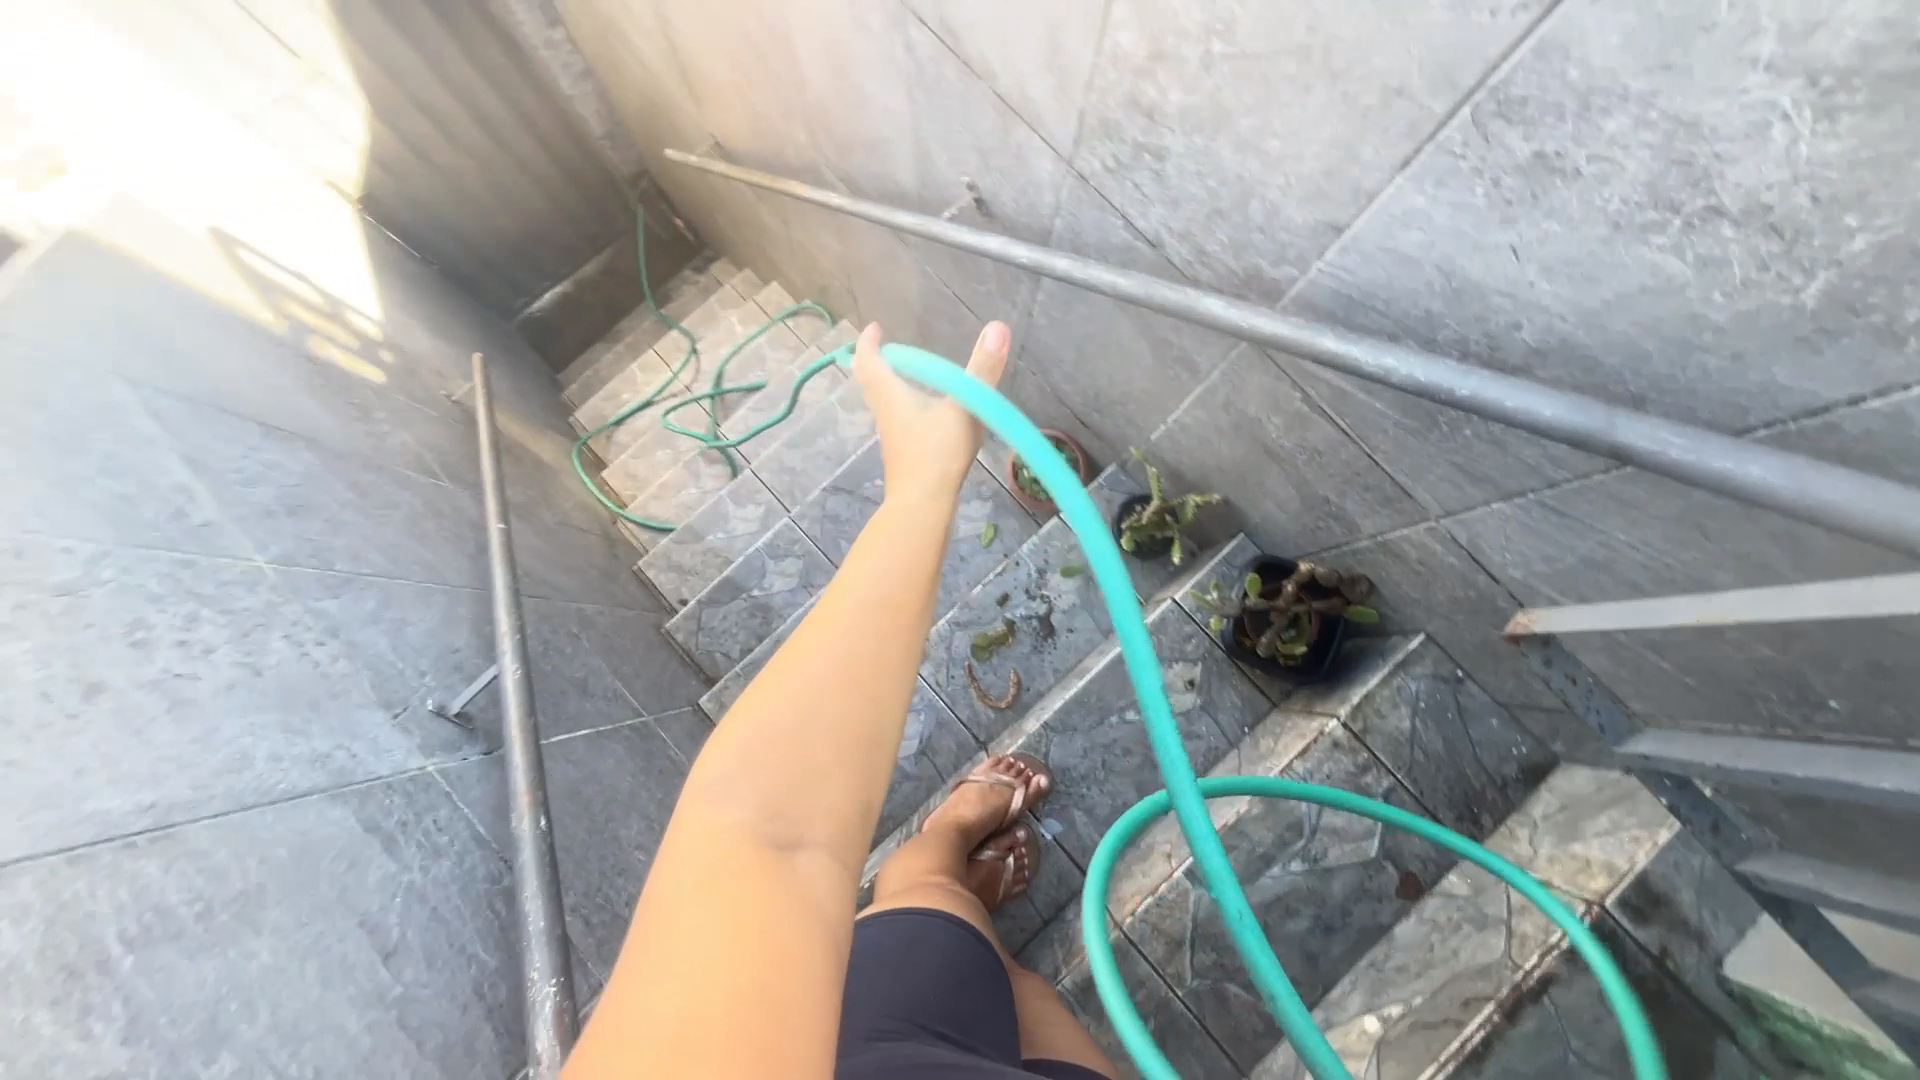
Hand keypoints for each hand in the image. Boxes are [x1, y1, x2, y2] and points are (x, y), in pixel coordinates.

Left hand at [852, 320, 1010, 504]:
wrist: (922, 505)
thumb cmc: (937, 453)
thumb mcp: (965, 407)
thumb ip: (982, 369)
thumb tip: (998, 327)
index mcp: (891, 395)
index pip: (870, 361)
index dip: (868, 343)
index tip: (873, 328)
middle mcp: (886, 413)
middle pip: (870, 383)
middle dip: (873, 363)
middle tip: (881, 350)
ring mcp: (893, 437)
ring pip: (882, 404)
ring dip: (886, 387)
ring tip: (903, 377)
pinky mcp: (904, 455)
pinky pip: (897, 423)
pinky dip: (902, 409)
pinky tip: (922, 416)